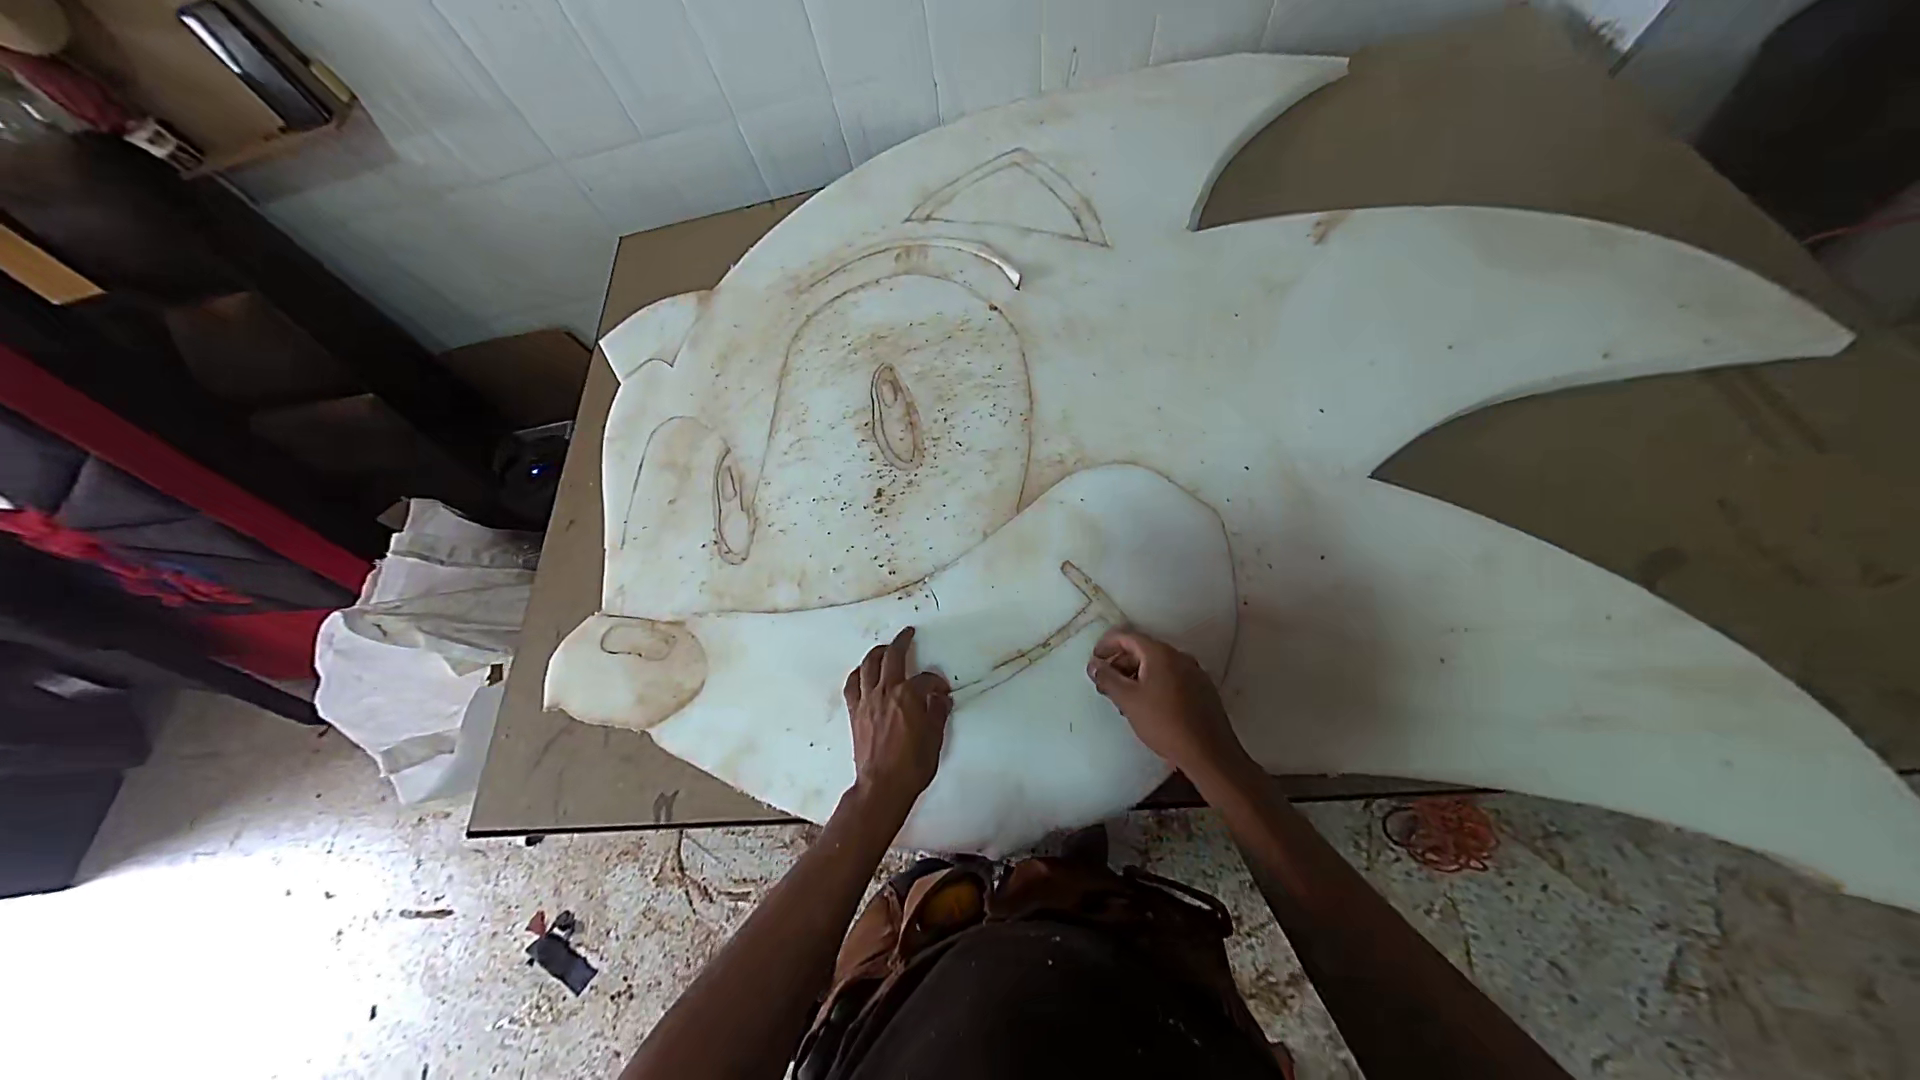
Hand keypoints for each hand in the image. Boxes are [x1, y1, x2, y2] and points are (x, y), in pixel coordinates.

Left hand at [843, 627, 951, 814]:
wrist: (882, 785)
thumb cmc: (911, 766)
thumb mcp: (935, 738)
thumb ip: (938, 713)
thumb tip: (941, 700)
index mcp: (909, 696)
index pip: (926, 679)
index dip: (936, 682)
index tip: (941, 691)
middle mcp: (886, 692)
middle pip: (893, 657)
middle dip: (902, 642)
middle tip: (907, 634)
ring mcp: (867, 701)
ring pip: (869, 665)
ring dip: (878, 652)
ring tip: (885, 648)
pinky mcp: (855, 712)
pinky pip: (853, 685)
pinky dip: (858, 674)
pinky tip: (863, 673)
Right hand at [1087, 628, 1251, 786]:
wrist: (1209, 753)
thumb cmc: (1164, 722)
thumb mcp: (1128, 700)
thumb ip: (1107, 678)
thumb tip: (1094, 665)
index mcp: (1161, 654)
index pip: (1127, 636)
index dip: (1106, 645)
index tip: (1095, 661)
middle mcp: (1180, 657)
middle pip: (1142, 650)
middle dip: (1120, 664)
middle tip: (1106, 684)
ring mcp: (1194, 673)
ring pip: (1157, 666)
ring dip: (1136, 676)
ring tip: (1124, 700)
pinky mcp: (1202, 690)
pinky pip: (1171, 678)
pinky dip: (1154, 684)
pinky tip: (1148, 707)